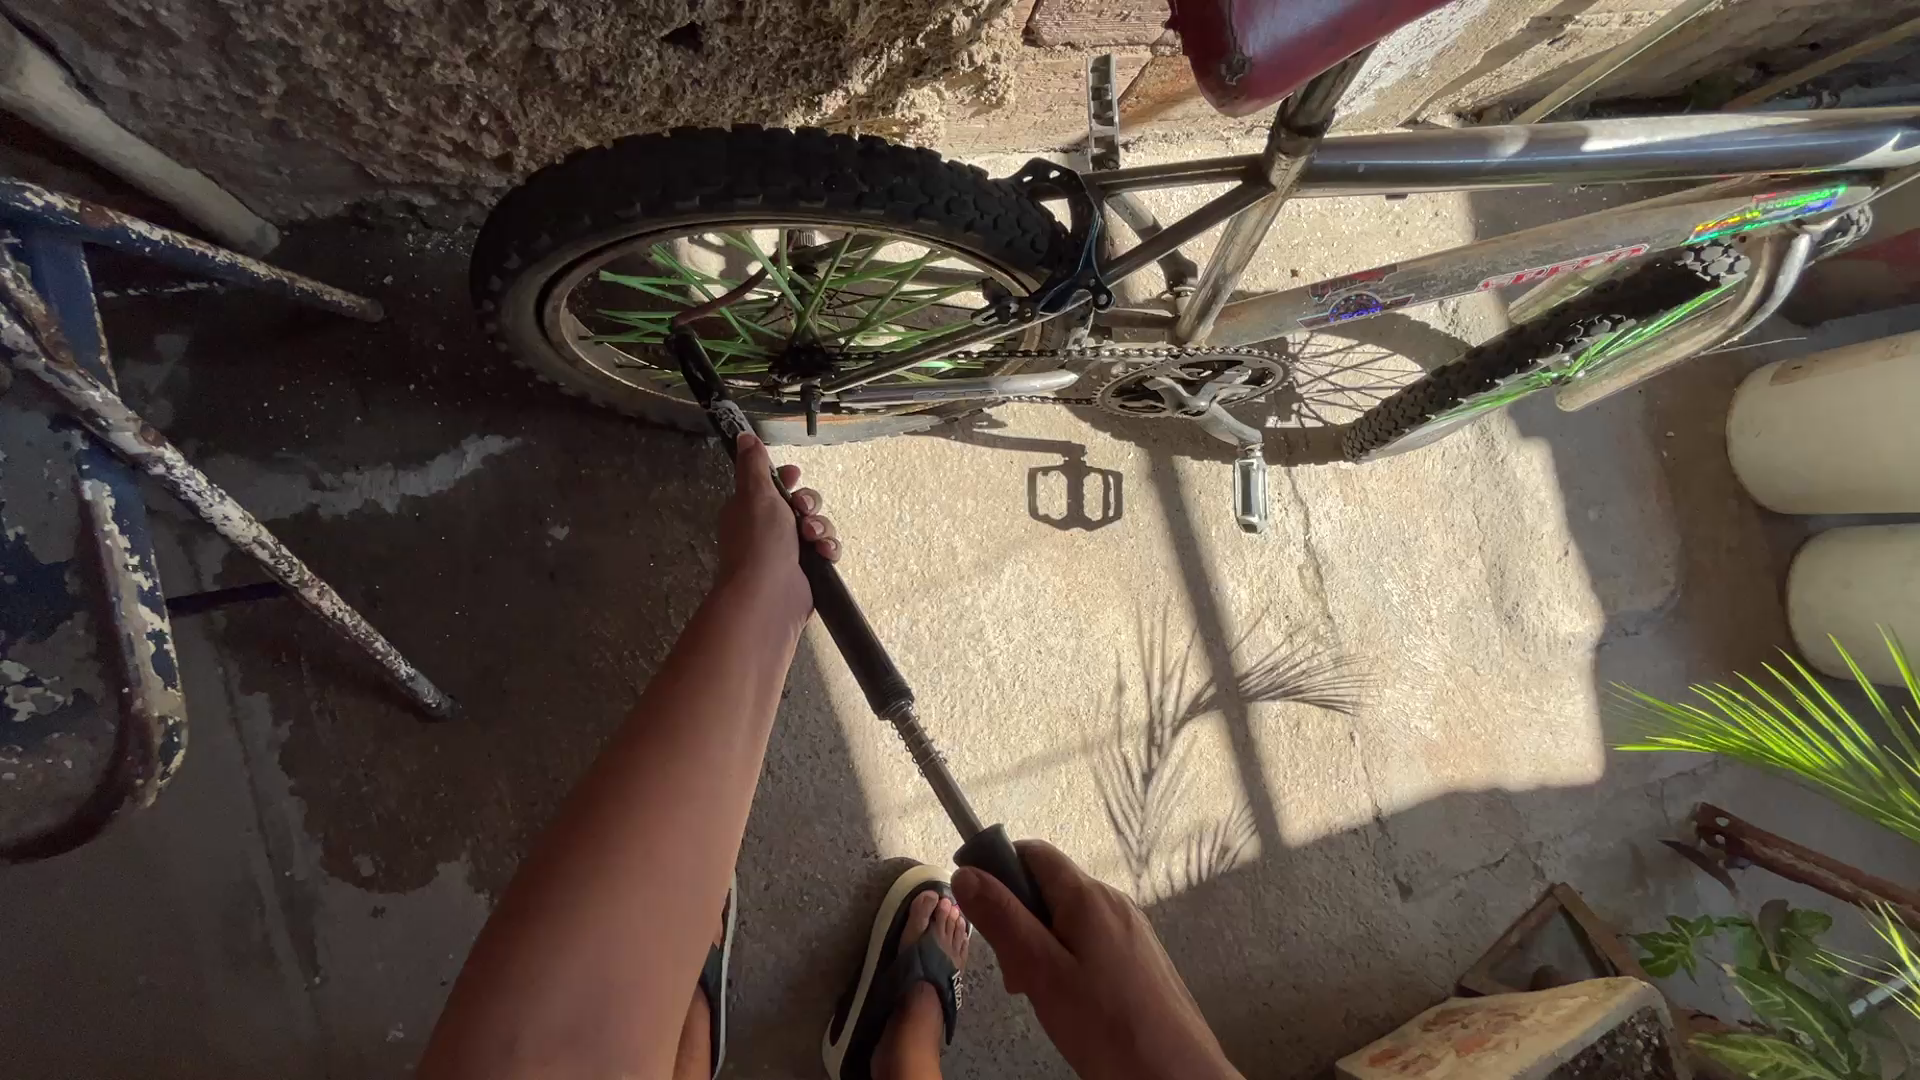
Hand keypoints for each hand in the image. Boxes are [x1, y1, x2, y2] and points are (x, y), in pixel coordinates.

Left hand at [717, 432, 837, 624]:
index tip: (795, 476)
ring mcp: (789, 550)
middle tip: (803, 511)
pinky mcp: (807, 569)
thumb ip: (754, 465)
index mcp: (751, 509)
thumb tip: (743, 437)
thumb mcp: (756, 494)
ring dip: (821, 527)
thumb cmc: (759, 542)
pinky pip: (827, 549)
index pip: (773, 485)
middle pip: (801, 503)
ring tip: (813, 539)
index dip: (788, 478)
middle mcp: (768, 529)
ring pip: (817, 525)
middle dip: (809, 504)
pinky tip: (824, 554)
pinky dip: (829, 548)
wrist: (768, 595)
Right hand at [952, 841, 1240, 1079]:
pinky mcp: (1140, 956)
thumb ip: (1003, 919)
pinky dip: (1067, 958)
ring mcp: (1130, 927)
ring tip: (1040, 993)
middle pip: (1049, 886)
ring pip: (1068, 916)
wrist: (1178, 1078)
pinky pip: (1090, 939)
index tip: (976, 903)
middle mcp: (1111, 900)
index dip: (998, 866)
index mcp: (1087, 895)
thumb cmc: (1107, 1024)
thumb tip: (966, 873)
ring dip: (1041, 943)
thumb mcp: (1042, 972)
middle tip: (1013, 970)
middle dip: (1019, 918)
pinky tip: (1070, 1000)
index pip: (1032, 852)